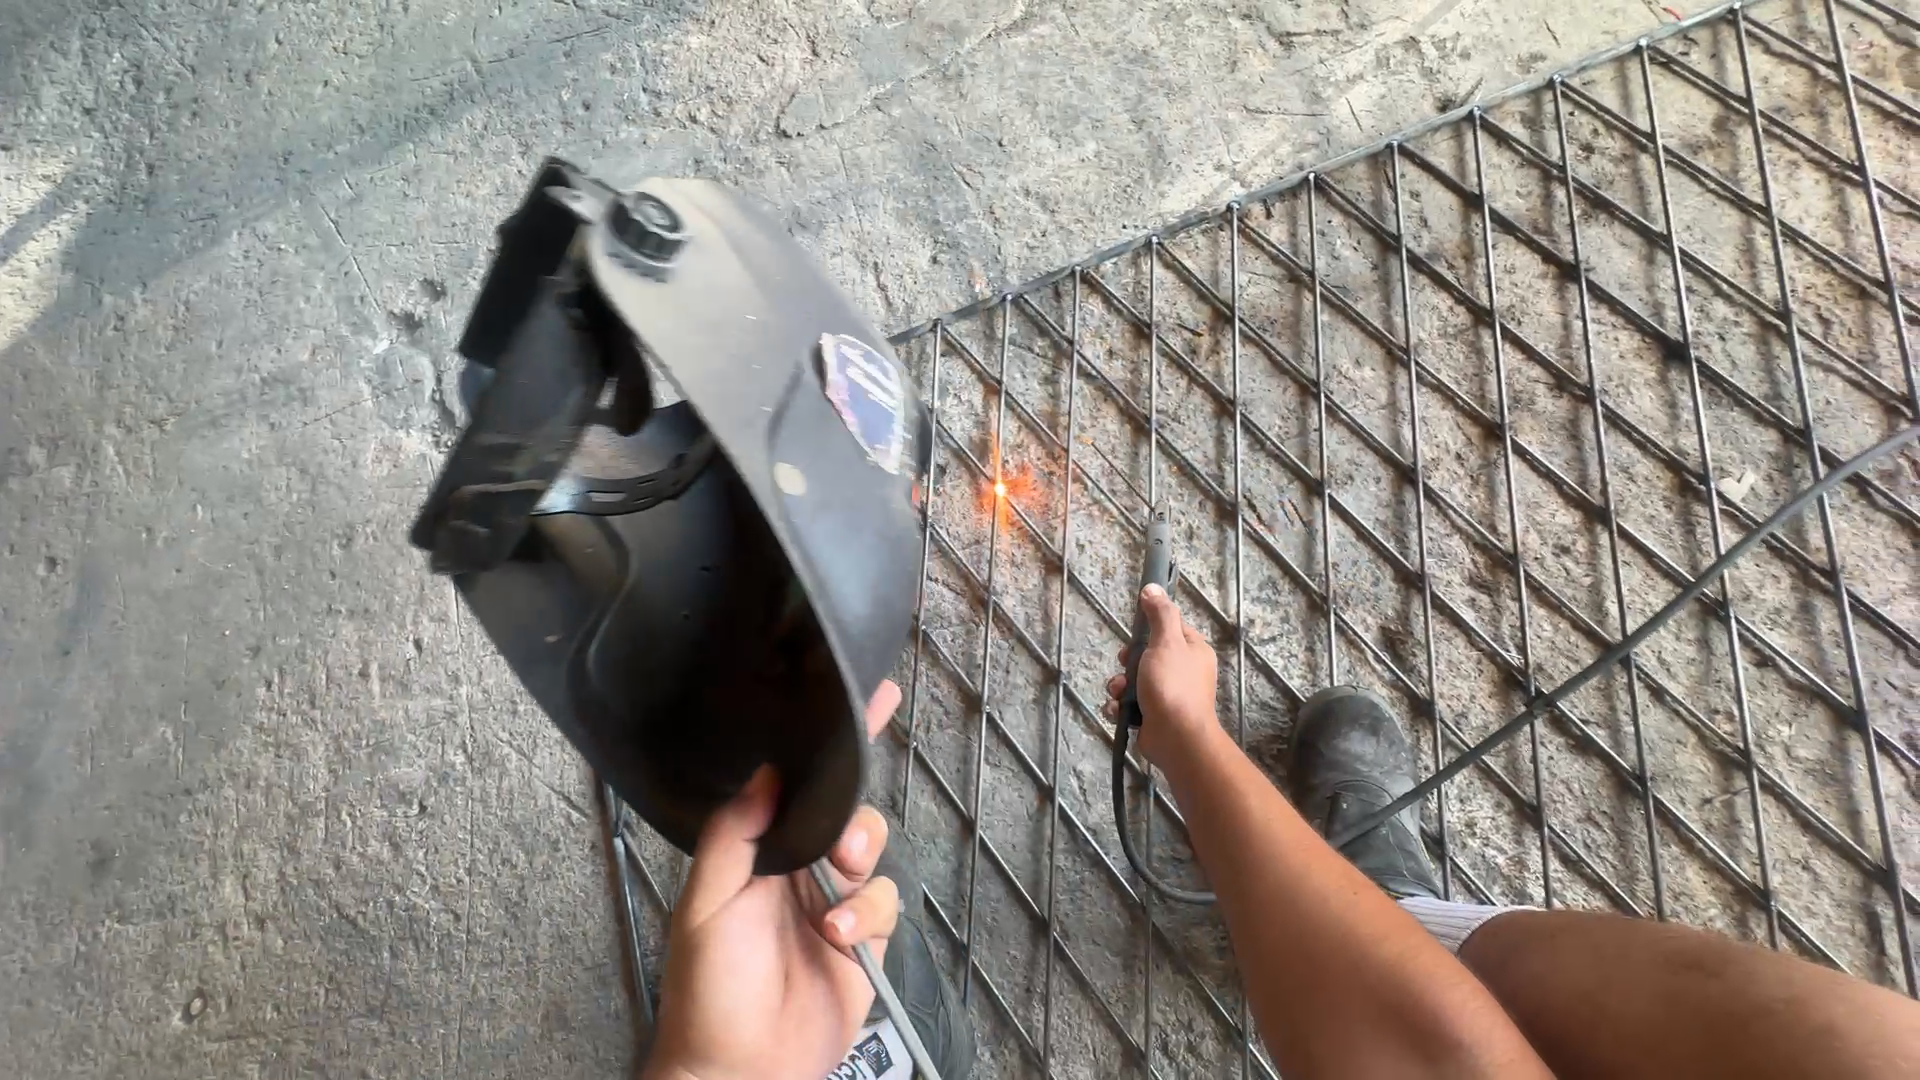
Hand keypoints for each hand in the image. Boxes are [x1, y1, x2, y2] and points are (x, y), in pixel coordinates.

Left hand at [644, 681, 904, 1079]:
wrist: (740, 1071)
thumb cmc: (711, 984)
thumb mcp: (709, 902)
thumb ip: (736, 832)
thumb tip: (769, 769)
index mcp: (764, 847)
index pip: (803, 782)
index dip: (837, 742)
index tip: (875, 697)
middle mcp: (803, 864)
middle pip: (848, 809)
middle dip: (852, 817)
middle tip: (840, 847)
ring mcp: (837, 898)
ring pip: (873, 849)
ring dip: (861, 863)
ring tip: (838, 892)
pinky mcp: (865, 935)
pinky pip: (885, 901)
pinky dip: (867, 914)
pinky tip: (839, 937)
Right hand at [1104, 584, 1219, 766]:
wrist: (1176, 738)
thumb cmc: (1173, 685)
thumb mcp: (1167, 641)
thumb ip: (1160, 614)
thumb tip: (1153, 587)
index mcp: (1192, 651)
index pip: (1169, 629)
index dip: (1148, 630)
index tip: (1135, 635)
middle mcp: (1183, 672)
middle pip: (1146, 655)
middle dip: (1128, 662)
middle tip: (1125, 665)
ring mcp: (1168, 696)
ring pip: (1134, 680)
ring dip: (1120, 685)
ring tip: (1118, 692)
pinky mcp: (1153, 717)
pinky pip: (1130, 704)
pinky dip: (1120, 707)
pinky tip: (1118, 710)